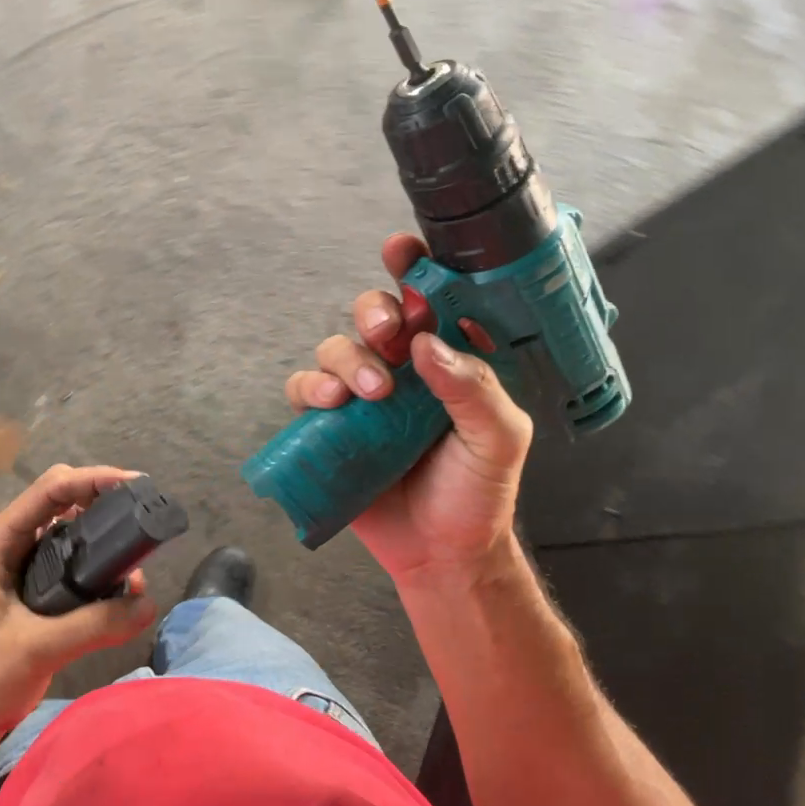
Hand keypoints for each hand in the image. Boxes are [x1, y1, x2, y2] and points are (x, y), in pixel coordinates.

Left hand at [0, 465, 159, 740]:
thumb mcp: (39, 648)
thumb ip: (93, 625)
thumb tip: (148, 602)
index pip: (49, 491)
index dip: (91, 479)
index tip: (133, 484)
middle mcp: (11, 541)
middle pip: (62, 498)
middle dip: (103, 497)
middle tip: (143, 511)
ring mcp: (24, 561)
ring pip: (71, 525)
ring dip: (105, 529)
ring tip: (141, 547)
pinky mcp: (38, 584)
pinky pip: (75, 556)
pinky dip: (102, 559)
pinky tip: (127, 579)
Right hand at [283, 233, 533, 586]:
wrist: (438, 554)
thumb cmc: (475, 494)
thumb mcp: (499, 439)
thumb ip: (473, 389)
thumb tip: (427, 347)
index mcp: (448, 364)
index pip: (431, 303)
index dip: (415, 270)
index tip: (401, 251)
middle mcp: (402, 372)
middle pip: (373, 315)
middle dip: (373, 313)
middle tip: (386, 335)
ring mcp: (362, 398)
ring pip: (336, 348)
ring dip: (345, 358)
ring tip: (364, 394)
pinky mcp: (329, 426)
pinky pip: (305, 390)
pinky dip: (310, 387)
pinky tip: (328, 403)